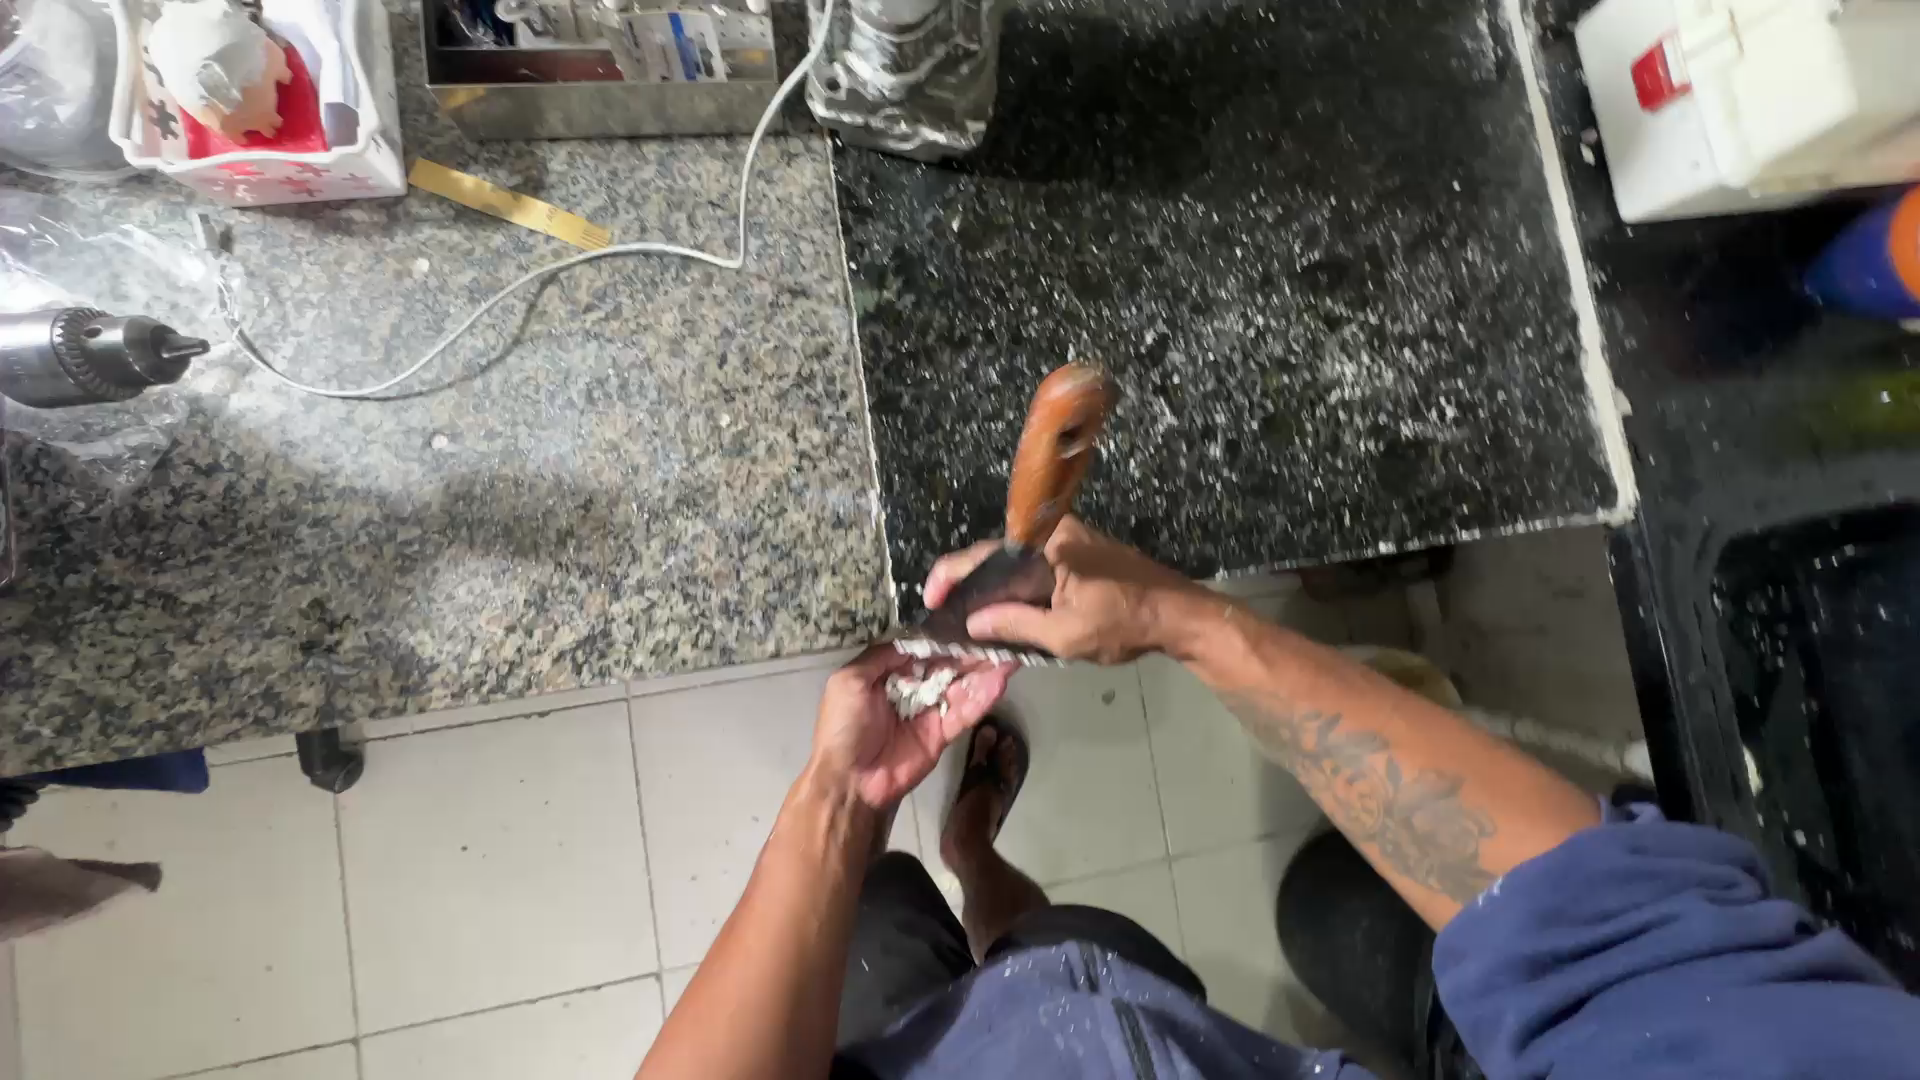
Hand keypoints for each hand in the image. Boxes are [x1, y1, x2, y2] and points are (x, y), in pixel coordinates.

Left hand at [809, 645, 1013, 809]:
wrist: (849, 780)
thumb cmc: (843, 726)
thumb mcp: (849, 681)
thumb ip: (881, 657)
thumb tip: (913, 639)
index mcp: (889, 674)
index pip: (922, 651)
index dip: (944, 638)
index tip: (968, 621)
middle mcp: (912, 689)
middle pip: (947, 666)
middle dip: (971, 653)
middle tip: (998, 636)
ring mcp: (929, 712)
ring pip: (961, 687)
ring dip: (984, 671)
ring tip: (1010, 654)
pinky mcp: (942, 734)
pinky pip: (964, 713)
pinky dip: (982, 698)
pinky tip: (1001, 681)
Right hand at [924, 516, 1206, 664]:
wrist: (1181, 616)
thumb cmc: (1124, 622)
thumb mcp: (1065, 634)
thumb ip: (1015, 624)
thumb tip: (970, 621)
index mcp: (1048, 543)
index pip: (985, 555)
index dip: (951, 576)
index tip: (931, 599)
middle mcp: (1054, 533)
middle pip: (998, 556)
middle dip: (971, 583)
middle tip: (948, 612)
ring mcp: (1069, 540)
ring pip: (1017, 563)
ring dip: (996, 588)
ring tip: (972, 616)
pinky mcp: (1080, 553)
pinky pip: (1036, 567)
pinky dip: (1019, 587)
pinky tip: (1009, 610)